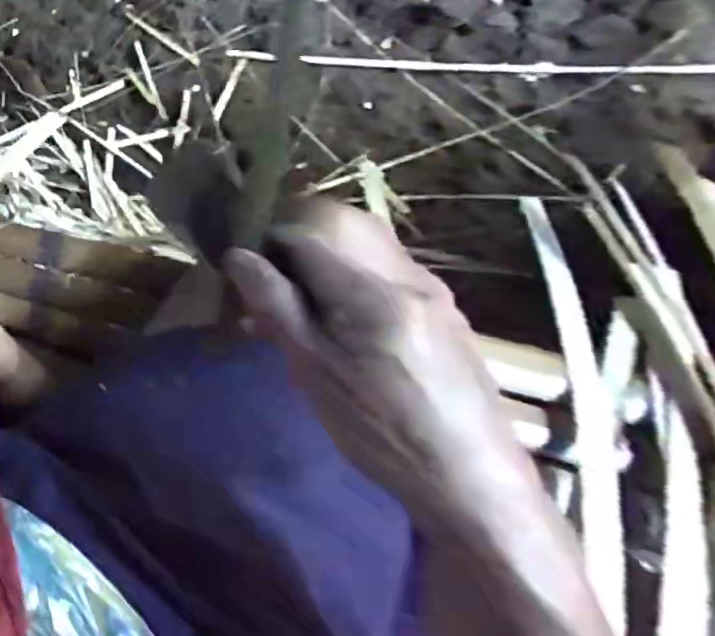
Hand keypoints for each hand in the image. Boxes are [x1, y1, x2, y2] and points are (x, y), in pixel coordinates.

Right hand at [224, 202, 538, 538]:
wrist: (477, 489)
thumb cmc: (381, 430)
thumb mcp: (312, 369)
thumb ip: (274, 302)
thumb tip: (237, 254)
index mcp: (374, 291)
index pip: (304, 232)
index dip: (265, 242)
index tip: (243, 271)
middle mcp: (410, 277)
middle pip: (339, 226)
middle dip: (293, 243)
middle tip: (267, 283)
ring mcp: (434, 294)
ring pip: (361, 249)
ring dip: (318, 263)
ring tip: (293, 311)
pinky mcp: (443, 314)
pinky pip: (383, 274)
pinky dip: (347, 282)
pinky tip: (332, 328)